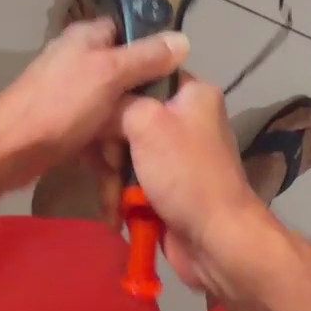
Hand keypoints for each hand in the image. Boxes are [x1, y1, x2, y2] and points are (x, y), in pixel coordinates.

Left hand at [0, 18, 188, 193]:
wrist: (7, 150)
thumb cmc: (61, 104)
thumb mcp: (110, 74)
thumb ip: (146, 58)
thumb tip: (183, 38)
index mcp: (89, 37)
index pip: (131, 31)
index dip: (156, 50)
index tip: (179, 76)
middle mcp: (80, 59)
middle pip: (127, 74)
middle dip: (144, 103)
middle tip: (168, 123)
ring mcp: (72, 93)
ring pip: (114, 109)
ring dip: (127, 135)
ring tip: (146, 161)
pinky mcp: (66, 124)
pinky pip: (97, 134)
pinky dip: (108, 153)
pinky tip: (120, 179)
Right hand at [120, 79, 269, 292]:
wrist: (216, 240)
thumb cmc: (184, 170)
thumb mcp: (146, 121)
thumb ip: (119, 102)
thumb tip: (101, 106)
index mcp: (192, 92)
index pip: (145, 70)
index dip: (118, 86)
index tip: (94, 104)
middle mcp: (187, 116)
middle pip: (131, 114)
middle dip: (112, 142)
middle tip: (106, 161)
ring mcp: (177, 152)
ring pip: (129, 148)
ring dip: (114, 173)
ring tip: (111, 194)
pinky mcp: (168, 183)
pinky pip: (135, 176)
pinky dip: (122, 191)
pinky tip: (113, 208)